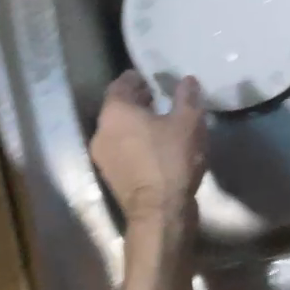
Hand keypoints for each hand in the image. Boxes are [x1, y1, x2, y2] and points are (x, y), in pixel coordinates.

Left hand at [90, 70, 206, 228]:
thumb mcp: (188, 122)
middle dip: (137, 100)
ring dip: (135, 123)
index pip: (121, 84)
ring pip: (118, 130)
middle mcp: (101, 130)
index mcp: (115, 111)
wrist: (159, 211)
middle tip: (159, 96)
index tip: (152, 77)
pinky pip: (121, 148)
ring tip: (160, 122)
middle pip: (117, 107)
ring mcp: (102, 155)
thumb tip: (187, 80)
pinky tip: (155, 145)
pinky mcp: (110, 175)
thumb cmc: (172, 159)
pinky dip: (135, 142)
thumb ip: (187, 96)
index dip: (136, 78)